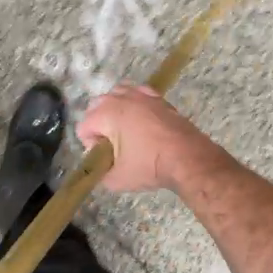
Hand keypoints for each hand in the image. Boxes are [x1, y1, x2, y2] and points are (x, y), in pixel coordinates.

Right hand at [78, 85, 222, 192]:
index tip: (104, 157)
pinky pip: (139, 93)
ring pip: (118, 93)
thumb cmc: (150, 166)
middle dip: (98, 124)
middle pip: (97, 105)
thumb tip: (100, 169)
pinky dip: (135, 103)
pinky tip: (141, 120)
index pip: (84, 125)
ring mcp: (143, 95)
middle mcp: (123, 98)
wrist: (189, 159)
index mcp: (108, 114)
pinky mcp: (159, 99)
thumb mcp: (117, 180)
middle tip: (110, 145)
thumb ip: (100, 174)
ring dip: (114, 109)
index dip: (89, 144)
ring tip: (123, 130)